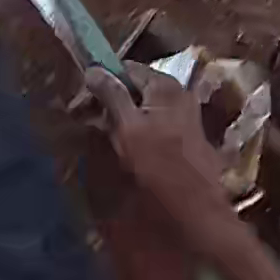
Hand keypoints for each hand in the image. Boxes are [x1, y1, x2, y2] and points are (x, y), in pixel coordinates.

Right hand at [84, 63, 231, 241]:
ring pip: (145, 106)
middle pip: (136, 87)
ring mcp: (185, 112)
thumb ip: (111, 95)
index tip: (82, 103)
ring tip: (106, 138)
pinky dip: (138, 129)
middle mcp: (178, 91)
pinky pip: (155, 122)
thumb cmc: (159, 167)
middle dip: (112, 101)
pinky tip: (127, 149)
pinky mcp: (186, 134)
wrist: (197, 210)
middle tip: (89, 123)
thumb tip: (92, 69)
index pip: (126, 68)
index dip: (102, 81)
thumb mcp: (128, 128)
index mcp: (165, 84)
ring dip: (123, 117)